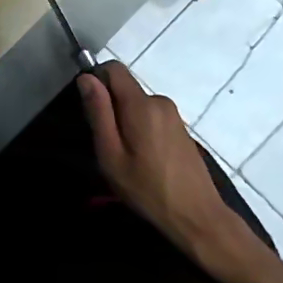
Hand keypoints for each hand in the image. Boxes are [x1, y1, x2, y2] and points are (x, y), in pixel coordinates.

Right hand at [77, 62, 235, 253]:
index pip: (114, 68)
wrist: (196, 213)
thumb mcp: (111, 155)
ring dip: (127, 124)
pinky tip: (145, 162)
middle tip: (109, 148)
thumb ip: (99, 113)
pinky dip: (142, 132)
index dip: (96, 80)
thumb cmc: (147, 188)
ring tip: (127, 160)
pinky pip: (152, 118)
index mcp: (142, 104)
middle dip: (111, 110)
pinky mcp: (181, 128)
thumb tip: (86, 78)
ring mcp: (174, 114)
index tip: (91, 111)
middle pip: (125, 90)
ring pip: (138, 106)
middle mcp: (160, 101)